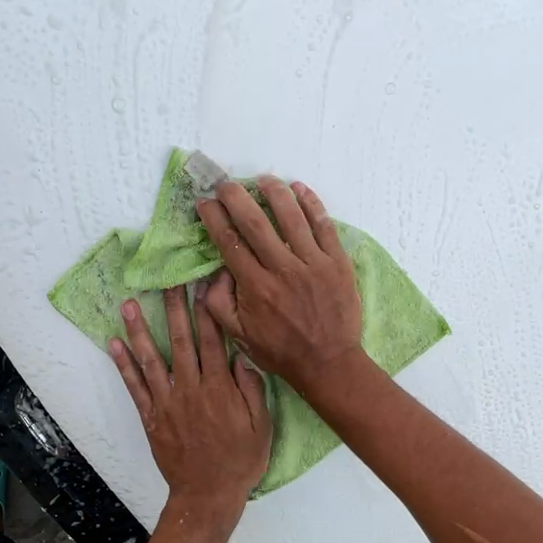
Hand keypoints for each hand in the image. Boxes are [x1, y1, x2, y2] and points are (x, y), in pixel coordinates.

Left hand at [110, 286, 272, 506]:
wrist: (208, 495)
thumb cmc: (240, 461)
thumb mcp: (262, 426)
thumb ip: (252, 389)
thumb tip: (243, 355)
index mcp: (220, 387)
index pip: (214, 338)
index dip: (209, 308)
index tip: (204, 283)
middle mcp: (191, 388)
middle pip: (181, 339)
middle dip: (174, 306)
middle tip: (168, 279)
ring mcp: (168, 402)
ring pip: (152, 358)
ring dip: (140, 329)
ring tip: (130, 303)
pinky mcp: (152, 416)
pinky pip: (134, 386)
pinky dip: (123, 364)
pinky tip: (114, 343)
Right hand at [197, 177, 363, 387]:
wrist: (328, 362)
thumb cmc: (280, 350)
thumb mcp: (239, 335)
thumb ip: (220, 304)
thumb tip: (215, 273)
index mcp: (256, 287)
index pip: (229, 243)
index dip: (214, 219)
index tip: (205, 204)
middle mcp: (282, 270)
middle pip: (255, 223)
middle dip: (237, 198)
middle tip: (226, 183)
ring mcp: (313, 264)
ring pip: (291, 217)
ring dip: (274, 193)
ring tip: (263, 180)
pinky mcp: (337, 263)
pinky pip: (324, 226)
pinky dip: (312, 204)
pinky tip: (300, 189)